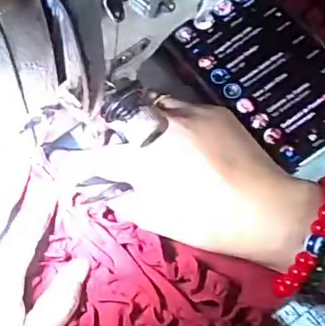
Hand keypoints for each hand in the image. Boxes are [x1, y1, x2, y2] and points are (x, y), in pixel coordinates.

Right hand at [52, 100, 317, 269]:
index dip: (71, 160)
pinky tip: (175, 139)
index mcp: (142, 157)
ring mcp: (189, 112)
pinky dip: (167, 120)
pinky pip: (179, 107)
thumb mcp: (156, 218)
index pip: (93, 155)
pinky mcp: (213, 109)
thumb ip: (121, 201)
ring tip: (138, 137)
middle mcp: (160, 124)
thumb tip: (99, 193)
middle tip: (102, 143)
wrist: (269, 210)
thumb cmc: (208, 222)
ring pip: (148, 103)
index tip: (56, 160)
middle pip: (115, 112)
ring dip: (135, 119)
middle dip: (102, 126)